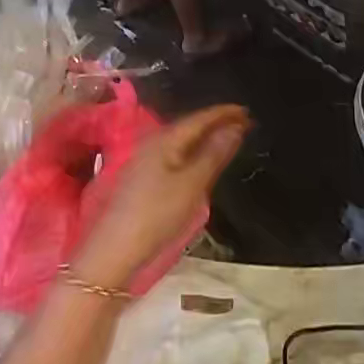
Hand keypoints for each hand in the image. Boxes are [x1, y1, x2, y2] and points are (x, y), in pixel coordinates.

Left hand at [70, 105, 250, 290]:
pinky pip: (176, 154)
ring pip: (182, 141)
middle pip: (190, 126)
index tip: (247, 111)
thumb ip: (214, 153)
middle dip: (216, 123)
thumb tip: (235, 126)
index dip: (224, 113)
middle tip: (244, 123)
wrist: (115, 251)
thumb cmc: (157, 213)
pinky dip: (194, 152)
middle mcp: (153, 143)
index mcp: (165, 139)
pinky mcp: (143, 178)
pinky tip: (202, 160)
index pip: (199, 118)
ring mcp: (146, 161)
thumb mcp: (192, 183)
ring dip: (205, 138)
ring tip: (228, 138)